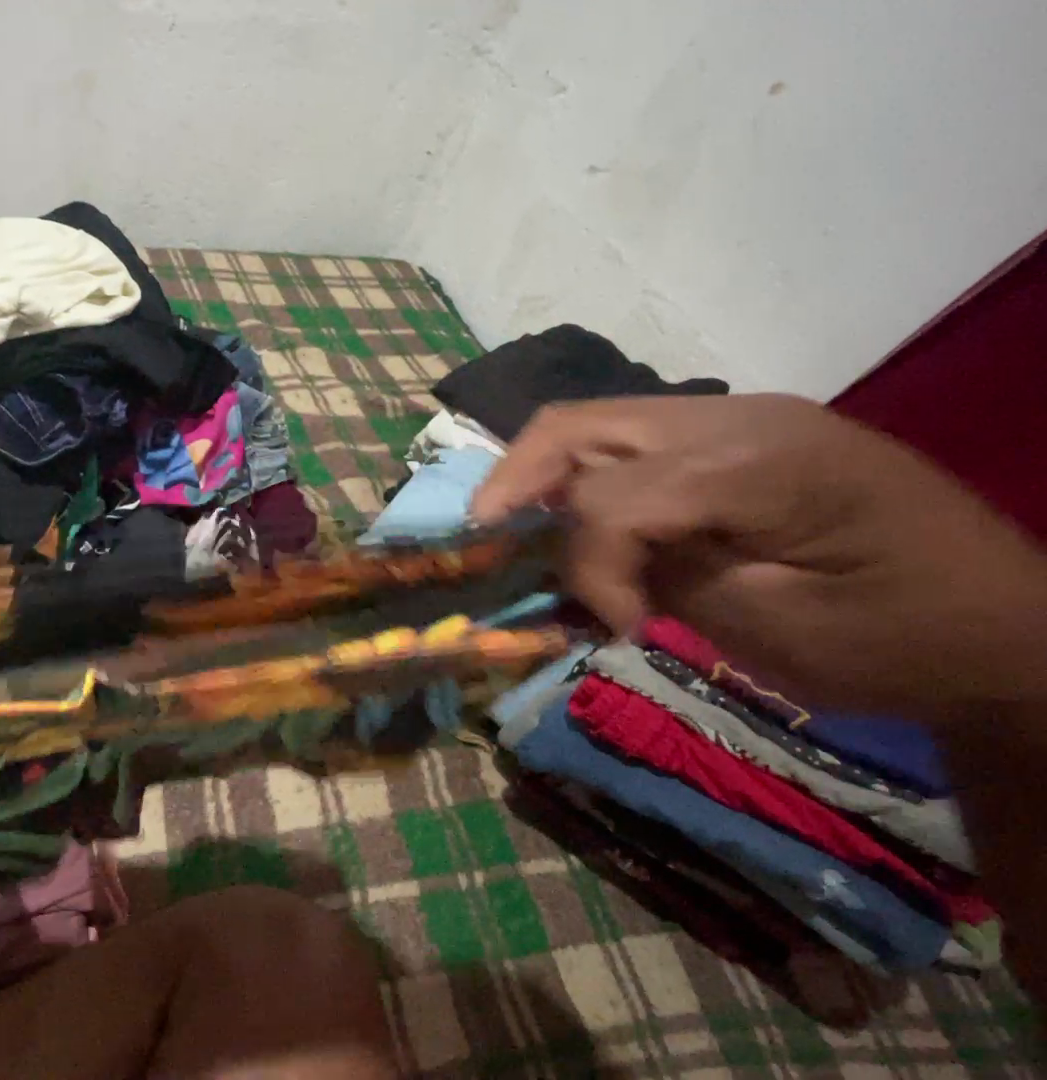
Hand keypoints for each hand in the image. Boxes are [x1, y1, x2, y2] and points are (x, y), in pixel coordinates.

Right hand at [470, 394, 1046, 717]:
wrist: (1006, 631)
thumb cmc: (899, 641)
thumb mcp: (771, 625)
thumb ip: (660, 572)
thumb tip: (581, 559)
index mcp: (756, 461)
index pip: (609, 497)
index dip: (585, 567)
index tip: (615, 629)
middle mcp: (733, 417)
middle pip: (573, 426)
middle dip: (511, 486)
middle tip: (482, 543)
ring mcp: (733, 419)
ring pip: (586, 425)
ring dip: (539, 482)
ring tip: (518, 537)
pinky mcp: (730, 439)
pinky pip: (623, 444)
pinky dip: (577, 483)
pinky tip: (574, 526)